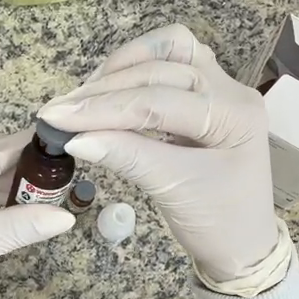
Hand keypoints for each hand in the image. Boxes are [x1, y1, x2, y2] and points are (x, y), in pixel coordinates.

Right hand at [38, 25, 281, 287]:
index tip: (56, 119)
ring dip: (119, 70)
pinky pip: (167, 67)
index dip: (104, 109)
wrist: (242, 245)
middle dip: (105, 88)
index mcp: (235, 113)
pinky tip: (103, 94)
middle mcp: (230, 90)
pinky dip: (132, 75)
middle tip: (59, 110)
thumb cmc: (218, 223)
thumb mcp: (173, 191)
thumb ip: (127, 157)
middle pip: (160, 68)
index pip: (158, 101)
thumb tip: (75, 138)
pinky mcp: (201, 96)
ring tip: (80, 98)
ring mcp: (218, 88)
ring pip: (165, 54)